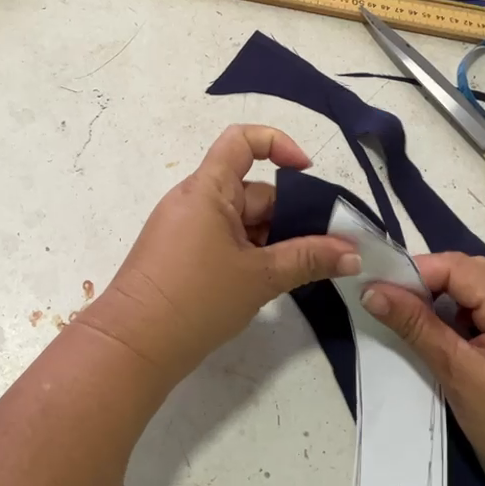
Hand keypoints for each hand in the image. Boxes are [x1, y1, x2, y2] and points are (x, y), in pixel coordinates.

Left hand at [79, 125, 361, 380]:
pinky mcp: (178, 251)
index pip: (241, 140)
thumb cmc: (197, 298)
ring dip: (268, 238)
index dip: (277, 143)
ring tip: (297, 272)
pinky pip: (222, 237)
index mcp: (207, 188)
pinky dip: (247, 251)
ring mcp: (183, 225)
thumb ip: (308, 259)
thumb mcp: (260, 277)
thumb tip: (352, 253)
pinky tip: (266, 282)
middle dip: (285, 214)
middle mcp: (193, 197)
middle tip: (321, 249)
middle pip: (249, 188)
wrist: (133, 345)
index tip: (306, 171)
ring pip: (238, 218)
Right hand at [363, 254, 484, 485]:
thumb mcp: (460, 376)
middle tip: (394, 301)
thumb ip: (417, 327)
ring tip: (414, 320)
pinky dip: (460, 319)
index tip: (380, 286)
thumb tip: (371, 291)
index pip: (460, 267)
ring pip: (477, 294)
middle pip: (470, 274)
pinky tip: (443, 339)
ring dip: (443, 301)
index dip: (418, 271)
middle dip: (429, 282)